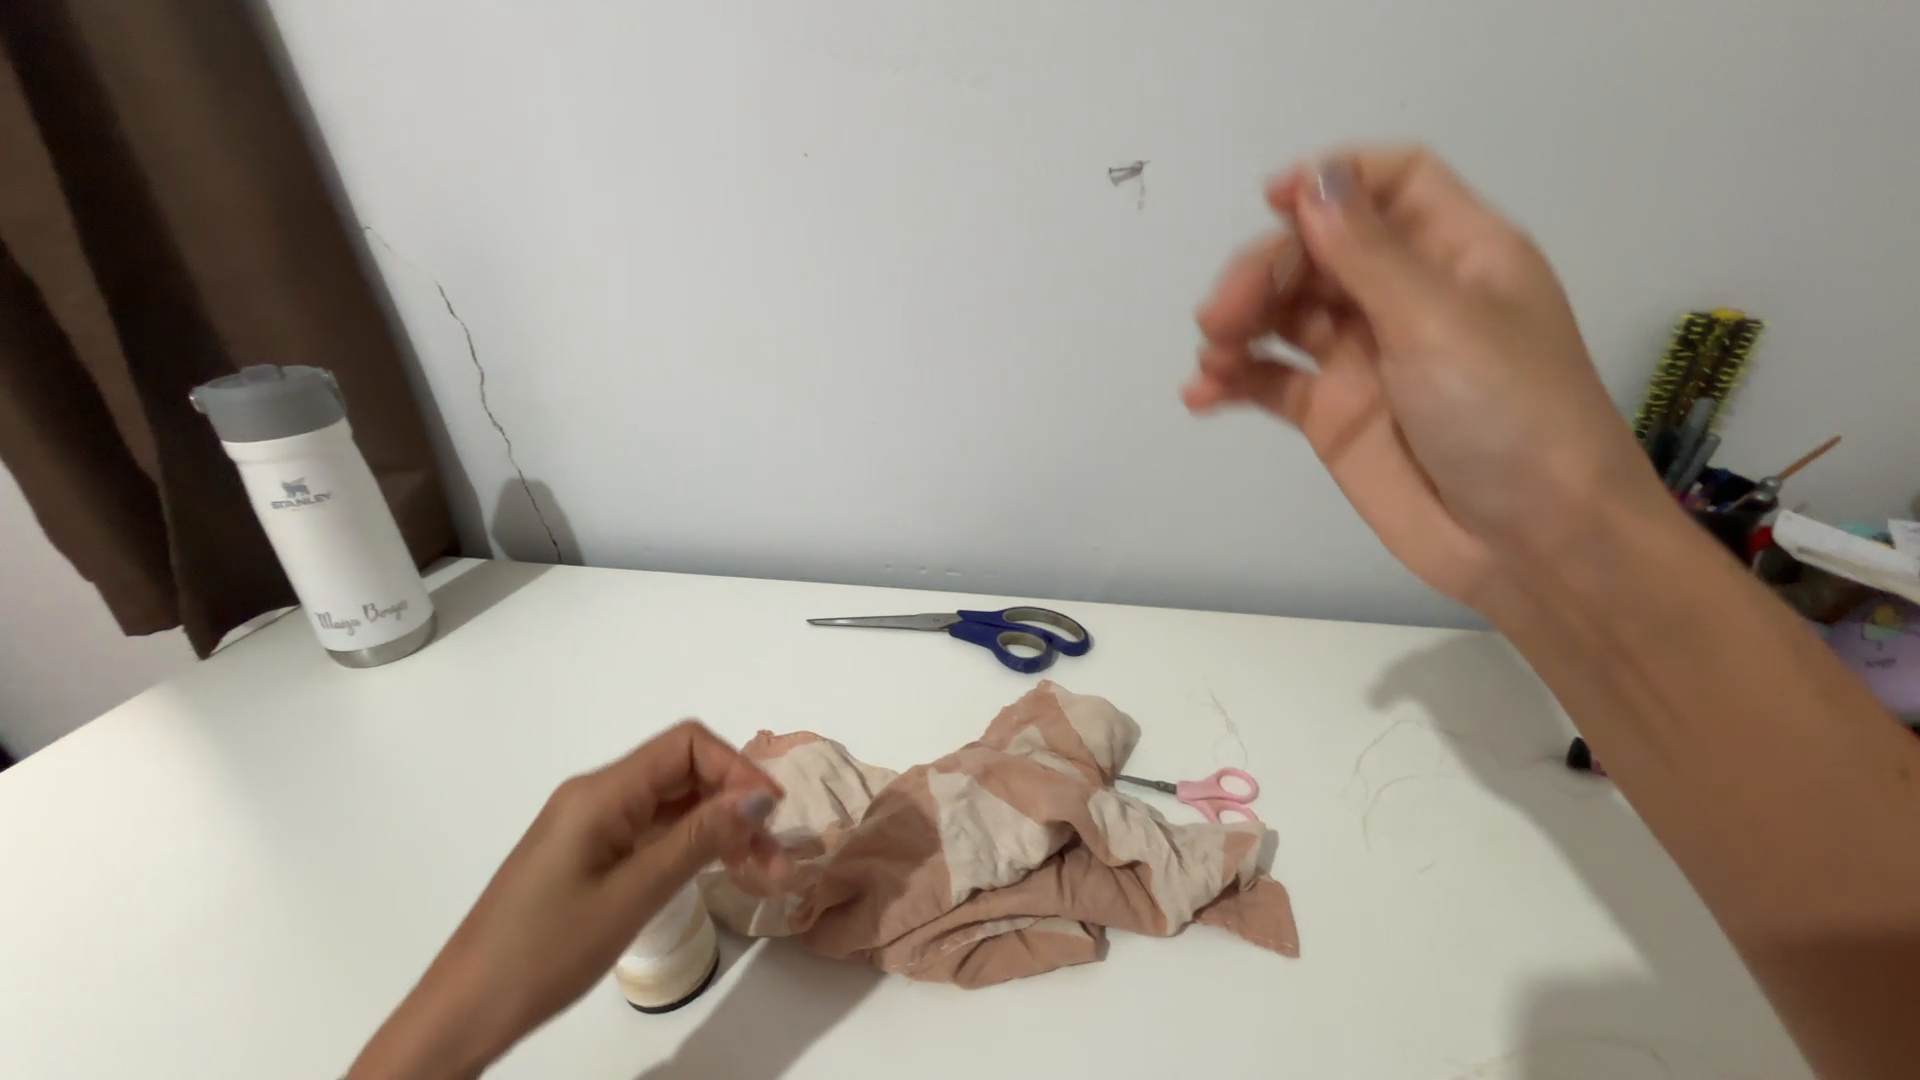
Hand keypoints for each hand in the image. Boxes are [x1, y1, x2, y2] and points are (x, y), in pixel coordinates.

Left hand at [348, 722, 789, 1079]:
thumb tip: (757, 797)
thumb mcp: (633, 895)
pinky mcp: (591, 851)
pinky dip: (693, 843)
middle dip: (736, 800)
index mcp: (601, 793)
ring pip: (674, 802)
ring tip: (762, 867)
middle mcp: (598, 794)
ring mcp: (593, 823)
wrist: (461, 1014)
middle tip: (775, 851)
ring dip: (721, 826)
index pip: (686, 745)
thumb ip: (699, 840)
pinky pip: (654, 829)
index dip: (737, 768)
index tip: (772, 812)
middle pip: (684, 771)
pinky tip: (719, 868)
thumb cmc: (545, 952)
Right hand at [1185, 147, 1657, 611]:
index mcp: (1455, 255)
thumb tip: (1312, 180)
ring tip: (1212, 357)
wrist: (1527, 541)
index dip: (1332, 183)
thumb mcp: (1442, 322)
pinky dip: (1232, 381)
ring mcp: (1362, 358)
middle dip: (1262, 272)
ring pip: (1282, 316)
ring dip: (1238, 325)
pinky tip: (1201, 394)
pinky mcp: (1330, 414)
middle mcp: (1403, 298)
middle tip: (1221, 315)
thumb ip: (1369, 254)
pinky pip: (1269, 382)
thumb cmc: (1510, 415)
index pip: (1391, 187)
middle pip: (1316, 253)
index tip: (1273, 202)